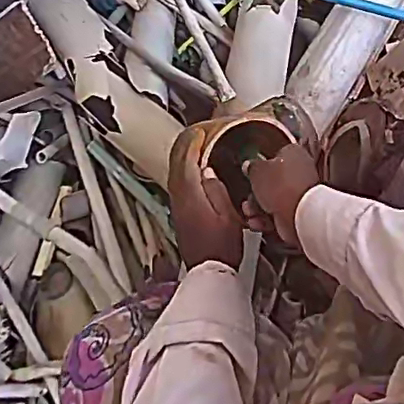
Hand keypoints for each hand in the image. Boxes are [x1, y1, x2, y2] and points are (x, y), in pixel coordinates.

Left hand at [168, 126, 247, 267]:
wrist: (209, 272)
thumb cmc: (222, 247)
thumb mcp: (229, 215)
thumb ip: (217, 189)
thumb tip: (208, 172)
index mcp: (192, 194)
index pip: (187, 161)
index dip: (193, 143)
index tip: (200, 132)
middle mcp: (179, 198)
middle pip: (176, 164)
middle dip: (184, 146)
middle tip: (194, 134)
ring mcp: (177, 207)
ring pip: (175, 173)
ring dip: (183, 158)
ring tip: (194, 147)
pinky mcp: (179, 215)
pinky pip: (177, 184)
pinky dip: (183, 171)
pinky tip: (193, 172)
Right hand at [245, 143, 318, 245]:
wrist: (300, 215)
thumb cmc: (282, 186)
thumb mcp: (257, 171)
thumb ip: (251, 167)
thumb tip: (249, 166)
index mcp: (293, 153)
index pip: (274, 154)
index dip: (260, 164)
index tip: (250, 172)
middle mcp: (300, 170)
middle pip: (272, 179)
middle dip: (256, 191)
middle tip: (249, 197)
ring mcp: (300, 192)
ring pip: (273, 198)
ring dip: (258, 207)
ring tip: (250, 213)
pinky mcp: (300, 210)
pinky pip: (279, 213)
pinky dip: (267, 218)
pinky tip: (258, 222)